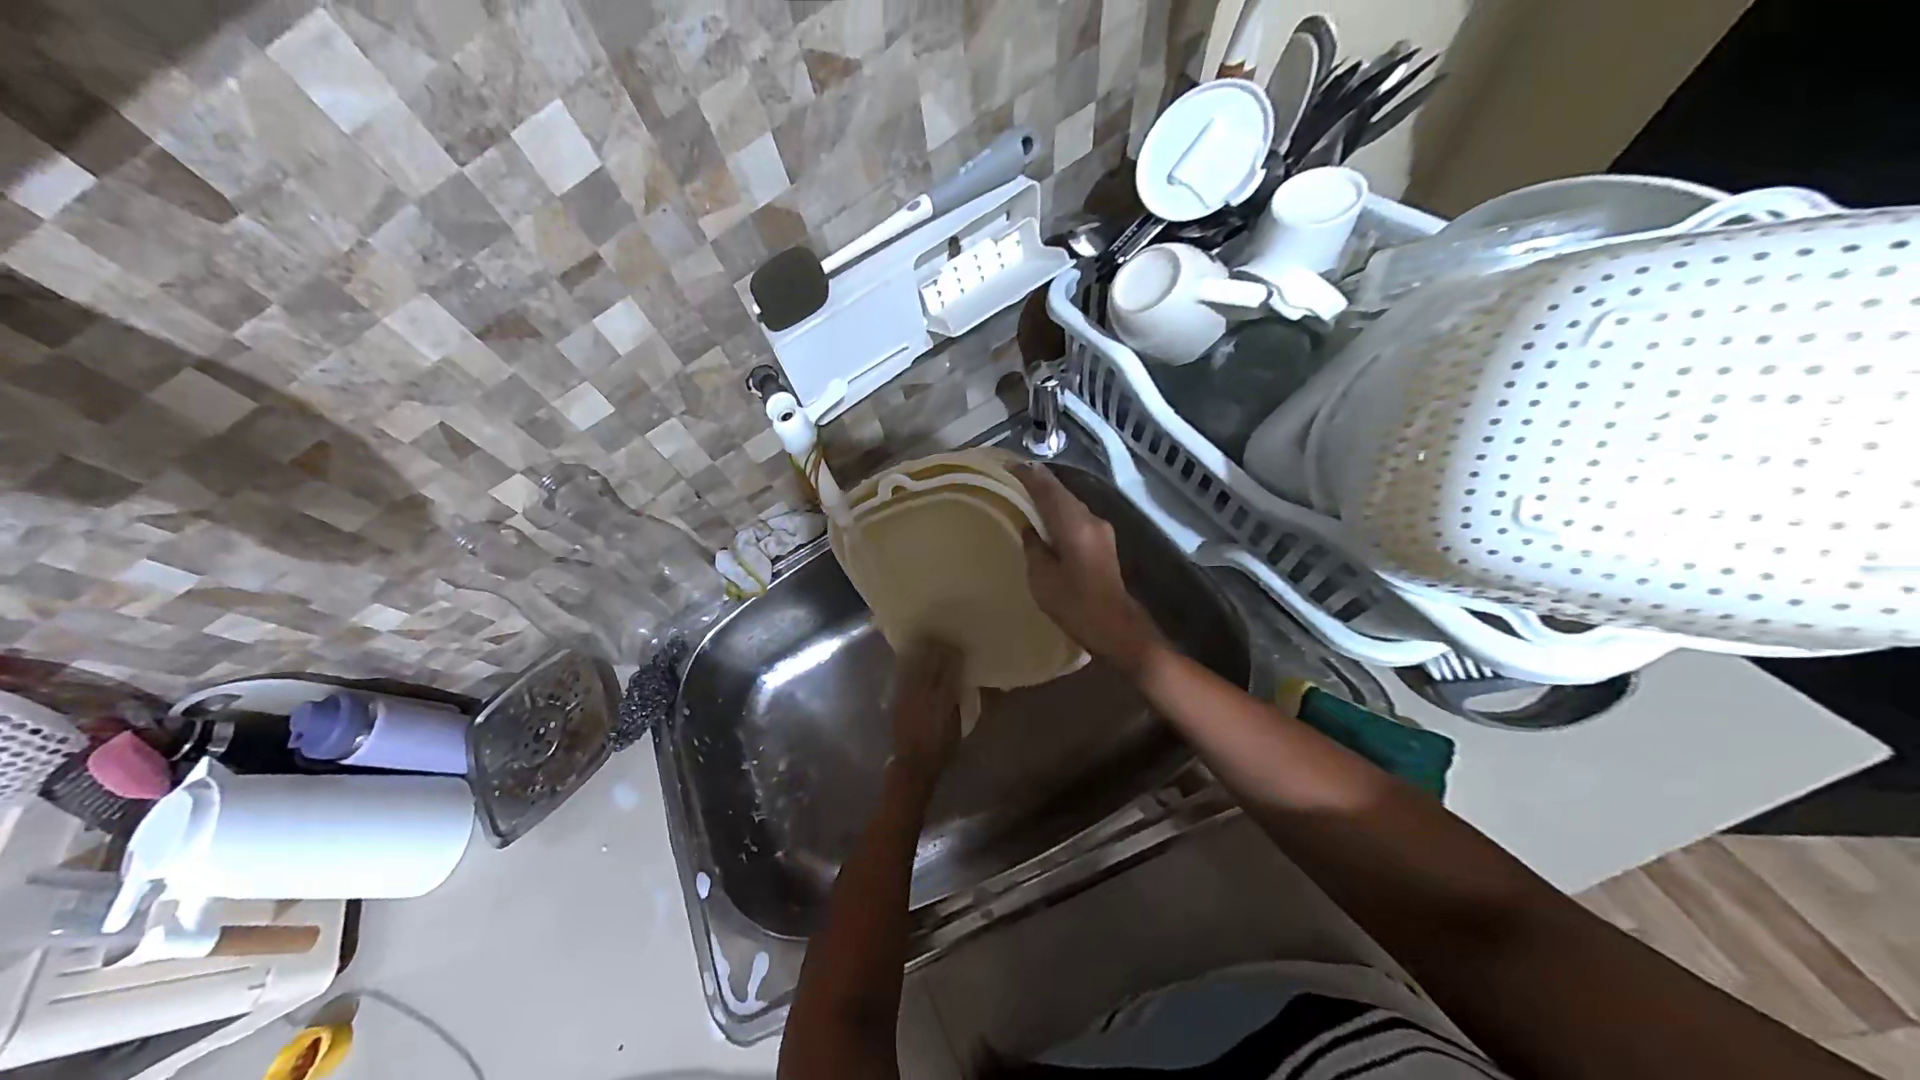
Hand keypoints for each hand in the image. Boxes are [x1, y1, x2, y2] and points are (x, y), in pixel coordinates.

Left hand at [890, 639, 964, 790]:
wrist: (912, 764)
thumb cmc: (941, 748)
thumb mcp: (957, 725)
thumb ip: (957, 702)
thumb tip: (958, 682)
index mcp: (943, 701)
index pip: (949, 672)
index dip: (953, 657)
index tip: (958, 648)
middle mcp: (924, 695)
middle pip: (930, 665)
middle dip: (937, 650)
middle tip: (943, 640)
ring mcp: (908, 696)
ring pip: (914, 666)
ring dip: (921, 652)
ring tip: (926, 641)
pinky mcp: (897, 699)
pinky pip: (902, 675)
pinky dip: (907, 663)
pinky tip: (909, 655)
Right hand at [1013, 464, 1165, 673]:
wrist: (1115, 626)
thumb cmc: (1074, 604)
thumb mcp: (1042, 577)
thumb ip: (1034, 547)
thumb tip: (1030, 529)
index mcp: (1074, 524)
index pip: (1048, 489)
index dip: (1028, 475)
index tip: (1009, 464)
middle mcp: (1091, 520)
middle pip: (1062, 492)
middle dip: (1039, 482)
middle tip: (1015, 475)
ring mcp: (1101, 531)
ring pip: (1071, 504)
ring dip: (1051, 497)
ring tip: (1028, 493)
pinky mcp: (1104, 543)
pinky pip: (1077, 518)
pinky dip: (1060, 512)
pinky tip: (1048, 519)